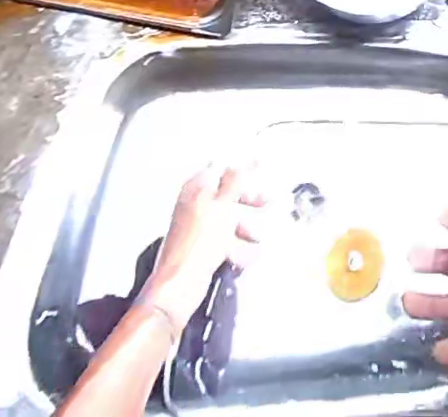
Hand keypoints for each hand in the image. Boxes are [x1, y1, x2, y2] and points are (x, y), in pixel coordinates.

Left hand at [144, 164, 265, 321]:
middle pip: (231, 193)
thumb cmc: (199, 242)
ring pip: (232, 219)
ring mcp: (201, 227)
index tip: (263, 167)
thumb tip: (243, 158)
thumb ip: (235, 180)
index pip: (223, 167)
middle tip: (267, 201)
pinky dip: (239, 246)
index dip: (244, 167)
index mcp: (197, 188)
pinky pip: (229, 241)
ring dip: (247, 228)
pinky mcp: (205, 249)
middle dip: (250, 200)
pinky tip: (245, 255)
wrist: (179, 288)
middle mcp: (197, 204)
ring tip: (254, 238)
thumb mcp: (222, 205)